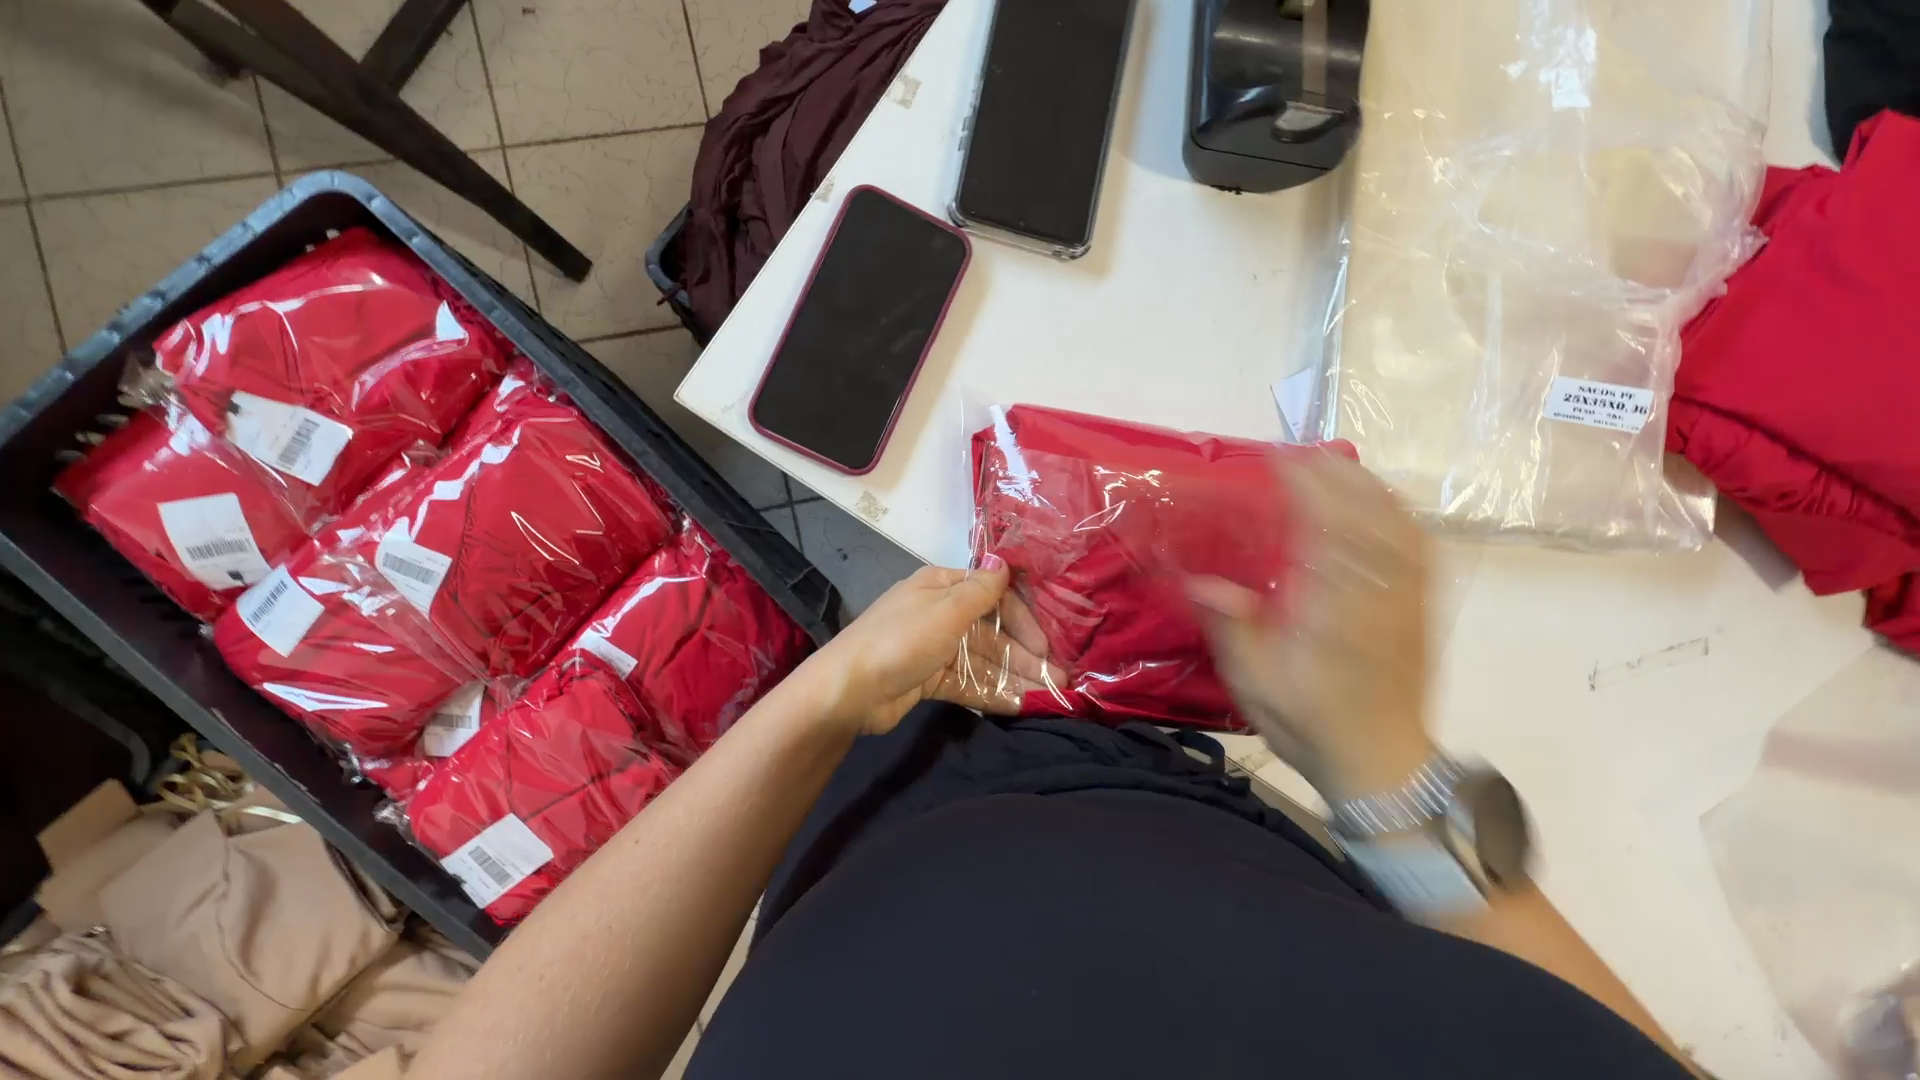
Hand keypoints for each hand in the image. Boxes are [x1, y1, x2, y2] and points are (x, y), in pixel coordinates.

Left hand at [797, 556, 1063, 736]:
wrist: (850, 689)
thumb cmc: (901, 640)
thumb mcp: (946, 610)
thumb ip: (981, 590)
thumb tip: (1004, 559)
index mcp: (941, 586)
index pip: (992, 595)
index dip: (1022, 618)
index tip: (1045, 643)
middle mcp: (939, 613)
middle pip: (991, 631)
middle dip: (1024, 653)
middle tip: (1059, 676)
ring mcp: (933, 648)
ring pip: (983, 660)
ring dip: (1015, 675)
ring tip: (1050, 694)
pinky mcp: (928, 679)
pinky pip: (968, 682)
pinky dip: (992, 692)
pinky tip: (1019, 705)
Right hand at [1189, 451, 1436, 803]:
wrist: (1383, 767)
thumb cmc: (1312, 726)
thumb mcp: (1256, 685)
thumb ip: (1232, 629)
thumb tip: (1200, 581)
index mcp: (1334, 609)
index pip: (1324, 530)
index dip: (1305, 487)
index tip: (1281, 459)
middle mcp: (1378, 596)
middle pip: (1367, 518)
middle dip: (1337, 476)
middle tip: (1305, 452)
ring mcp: (1408, 601)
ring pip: (1398, 528)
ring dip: (1370, 489)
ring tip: (1340, 466)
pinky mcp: (1422, 611)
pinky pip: (1420, 550)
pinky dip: (1401, 517)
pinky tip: (1385, 506)